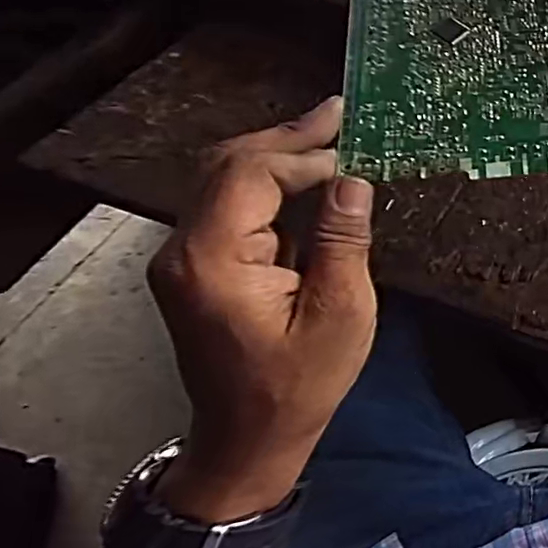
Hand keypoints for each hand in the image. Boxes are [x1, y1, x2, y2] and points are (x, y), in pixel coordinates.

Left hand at [145, 97, 376, 520]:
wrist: (250, 436)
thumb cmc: (301, 381)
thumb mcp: (341, 313)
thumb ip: (342, 242)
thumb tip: (353, 181)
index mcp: (213, 260)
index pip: (252, 176)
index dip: (306, 152)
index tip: (360, 139)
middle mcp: (187, 249)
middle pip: (228, 167)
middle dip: (288, 136)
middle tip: (342, 111)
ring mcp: (191, 257)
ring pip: (227, 180)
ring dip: (280, 153)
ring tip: (332, 130)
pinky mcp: (206, 265)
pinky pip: (236, 205)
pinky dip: (274, 180)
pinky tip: (310, 172)